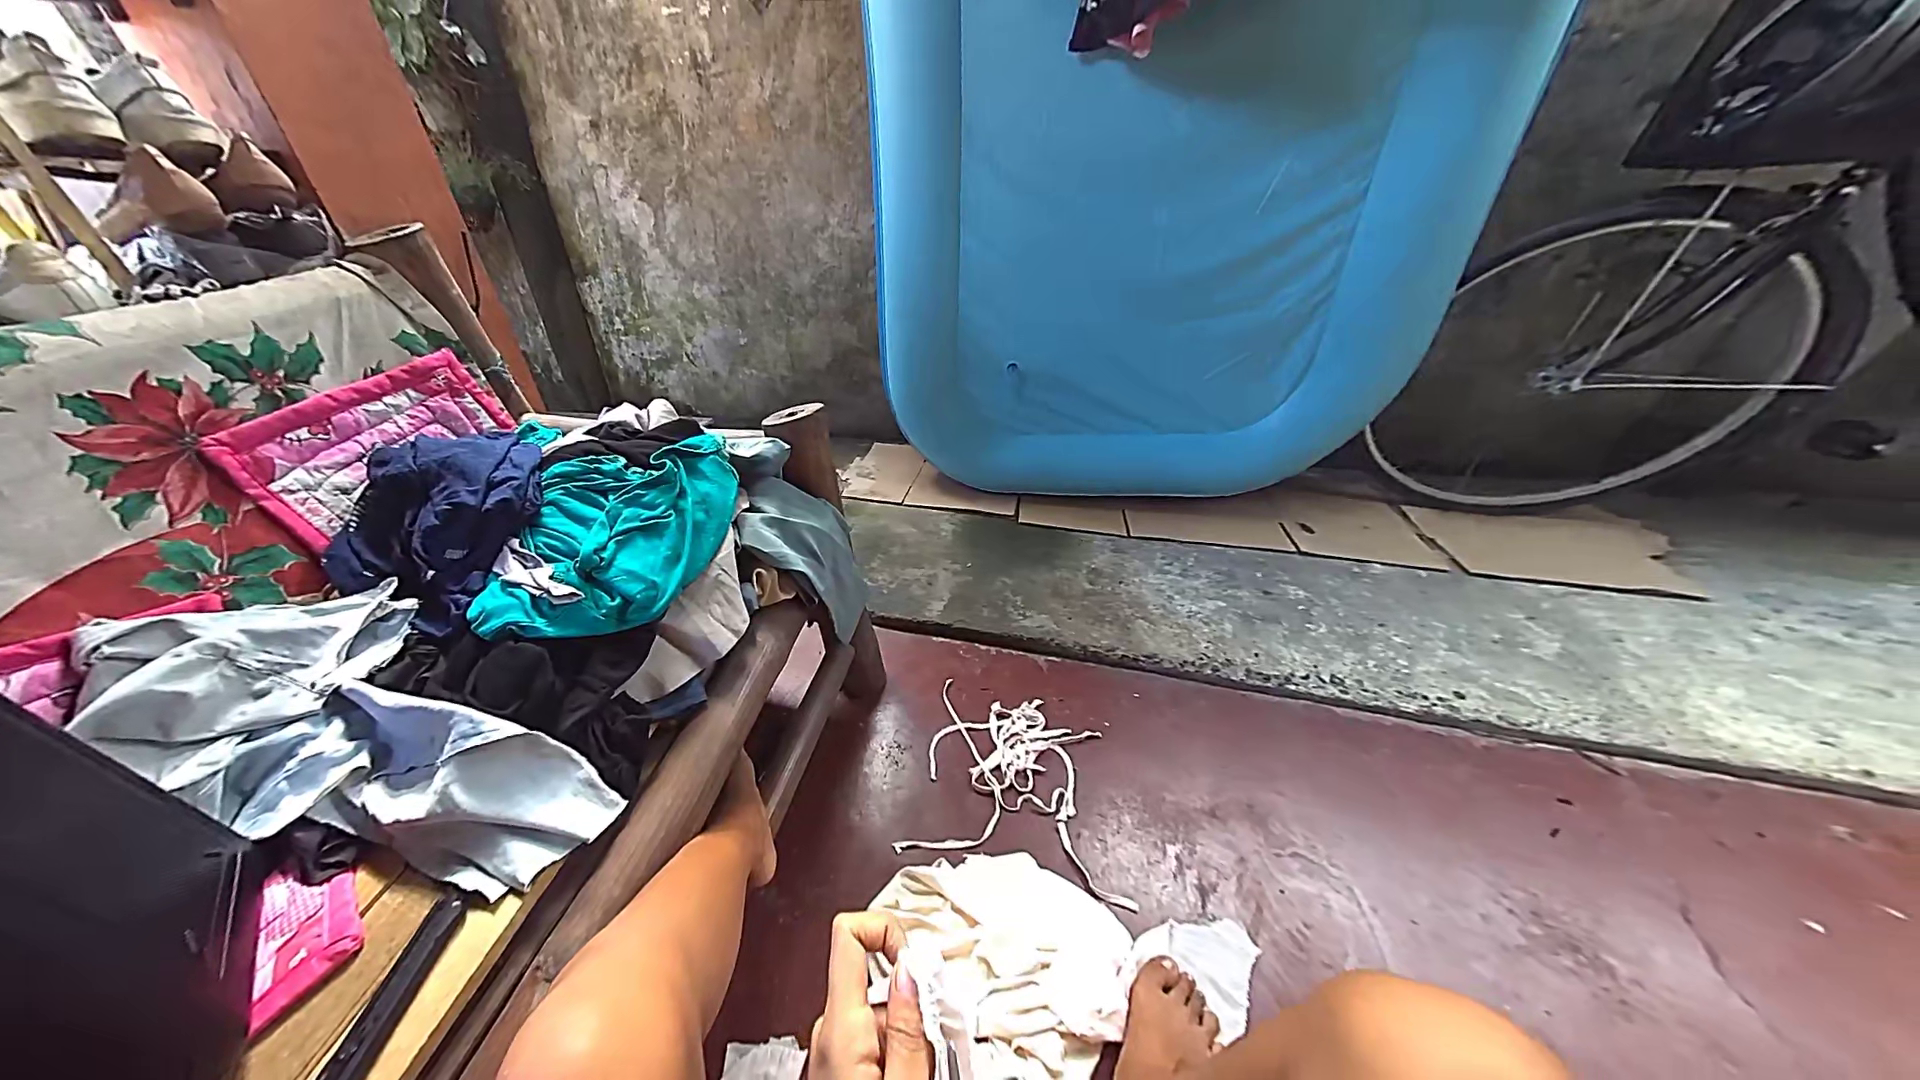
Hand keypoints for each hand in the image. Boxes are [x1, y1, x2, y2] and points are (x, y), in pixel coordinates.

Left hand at [808, 912, 932, 1079]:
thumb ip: (907, 1028)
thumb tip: (909, 969)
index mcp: (839, 1028)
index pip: (846, 933)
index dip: (884, 928)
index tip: (913, 957)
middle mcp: (828, 1028)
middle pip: (872, 971)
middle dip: (909, 992)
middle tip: (931, 1031)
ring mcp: (831, 1042)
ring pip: (878, 1001)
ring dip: (906, 1023)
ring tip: (919, 1066)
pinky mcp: (838, 1057)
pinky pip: (872, 1025)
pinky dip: (896, 1039)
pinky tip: (907, 1071)